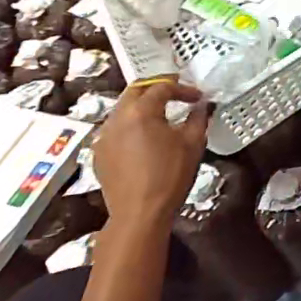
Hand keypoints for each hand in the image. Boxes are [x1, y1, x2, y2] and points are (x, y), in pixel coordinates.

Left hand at [91, 78, 208, 227]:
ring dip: (142, 106)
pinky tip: (144, 138)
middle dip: (156, 88)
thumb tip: (201, 106)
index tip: (198, 97)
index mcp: (141, 111)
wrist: (140, 212)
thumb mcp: (193, 143)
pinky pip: (115, 129)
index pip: (162, 87)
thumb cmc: (170, 174)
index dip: (183, 88)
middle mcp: (117, 118)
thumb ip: (198, 117)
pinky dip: (131, 125)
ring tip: (161, 114)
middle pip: (135, 91)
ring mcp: (104, 137)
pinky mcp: (99, 154)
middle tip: (176, 92)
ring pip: (122, 109)